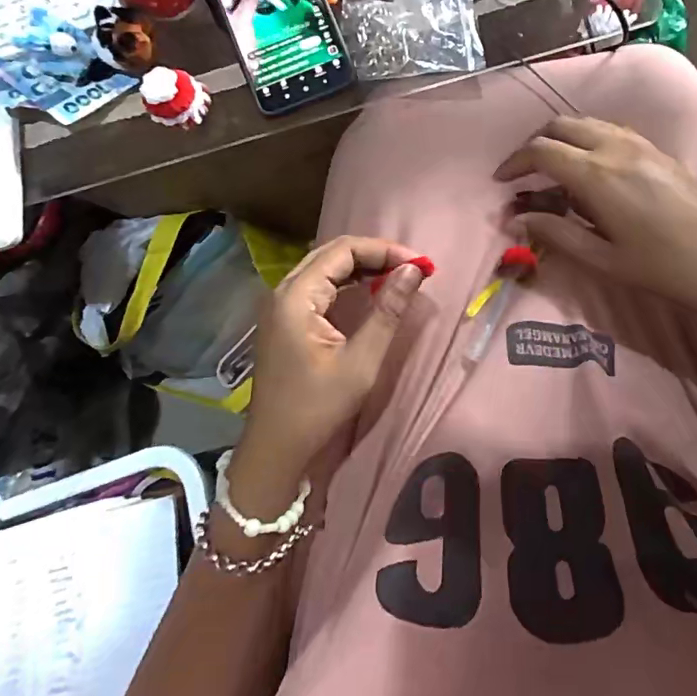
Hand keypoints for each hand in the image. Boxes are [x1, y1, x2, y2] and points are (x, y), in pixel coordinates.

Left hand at [239, 236, 427, 465]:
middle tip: (412, 267)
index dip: (384, 250)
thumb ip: (388, 311)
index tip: (420, 264)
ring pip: (326, 267)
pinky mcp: (285, 318)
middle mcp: (283, 291)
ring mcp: (281, 304)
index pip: (343, 250)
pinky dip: (348, 282)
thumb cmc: (318, 406)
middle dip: (375, 254)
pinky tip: (372, 291)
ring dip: (363, 266)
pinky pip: (320, 285)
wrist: (276, 445)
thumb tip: (414, 271)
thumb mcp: (361, 361)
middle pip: (333, 253)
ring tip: (399, 275)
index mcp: (296, 296)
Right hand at [496, 117, 696, 335]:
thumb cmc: (663, 268)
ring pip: (588, 124)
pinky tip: (591, 172)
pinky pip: (612, 132)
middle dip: (535, 144)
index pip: (542, 151)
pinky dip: (588, 141)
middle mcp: (616, 147)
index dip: (514, 162)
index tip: (502, 182)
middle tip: (523, 175)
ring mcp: (641, 145)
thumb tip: (517, 220)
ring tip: (553, 173)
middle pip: (562, 125)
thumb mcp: (603, 259)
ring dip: (562, 139)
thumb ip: (556, 234)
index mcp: (597, 174)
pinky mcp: (659, 151)